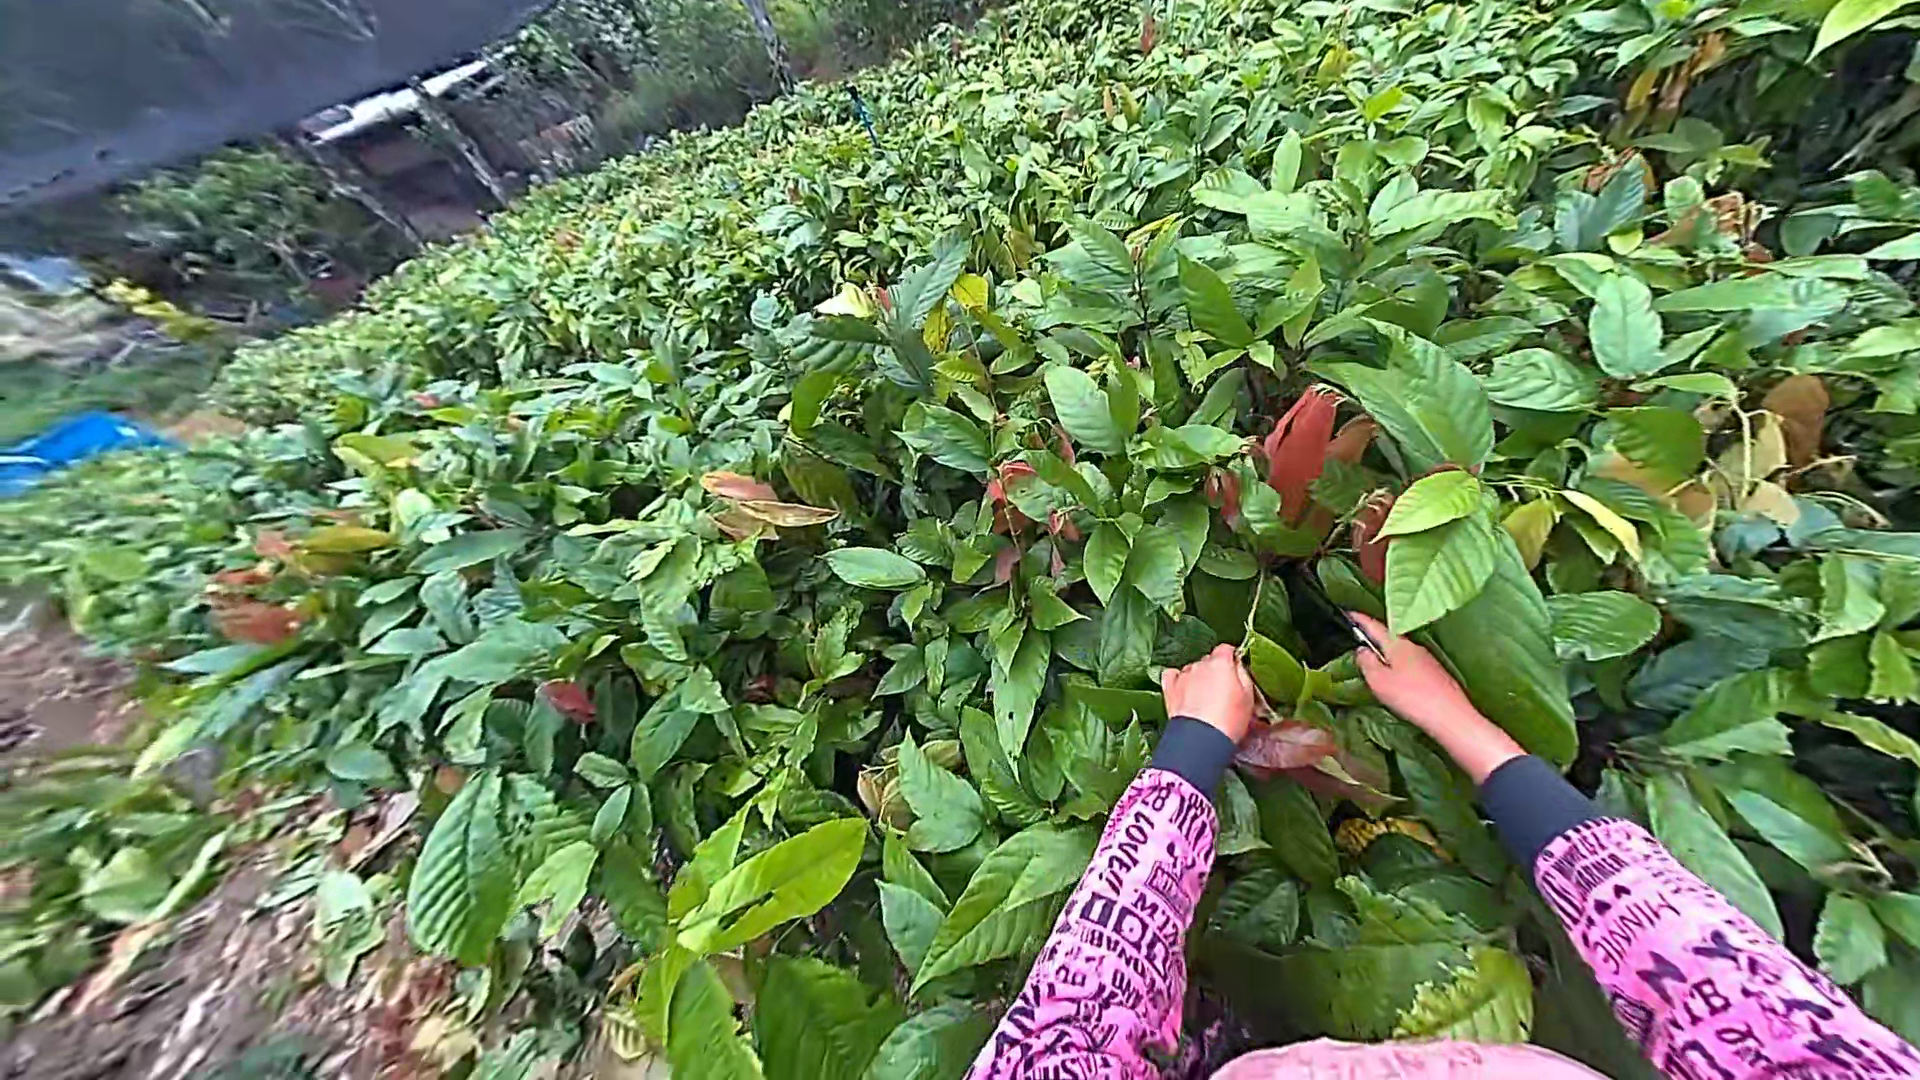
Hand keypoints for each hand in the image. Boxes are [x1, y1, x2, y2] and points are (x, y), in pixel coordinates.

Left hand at [1160, 644, 1256, 743]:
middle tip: (1223, 690)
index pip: (1225, 649)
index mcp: (1220, 664)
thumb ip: (1243, 675)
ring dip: (1198, 678)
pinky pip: (1172, 676)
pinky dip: (1178, 680)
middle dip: (1216, 671)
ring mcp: (1182, 675)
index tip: (1235, 667)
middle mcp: (1199, 665)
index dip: (1231, 657)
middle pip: (1208, 661)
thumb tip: (1237, 665)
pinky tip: (1183, 689)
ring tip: (1204, 698)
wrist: (1202, 737)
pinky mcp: (1170, 687)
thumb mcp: (1248, 696)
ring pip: (1192, 670)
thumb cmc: (1229, 720)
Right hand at [1347, 612, 1522, 782]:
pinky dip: (1397, 665)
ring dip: (1385, 653)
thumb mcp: (1378, 680)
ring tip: (1372, 662)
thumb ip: (1366, 661)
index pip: (1374, 625)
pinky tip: (1394, 679)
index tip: (1347, 612)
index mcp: (1398, 644)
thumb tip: (1362, 650)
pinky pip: (1410, 663)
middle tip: (1355, 638)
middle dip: (1372, 636)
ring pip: (1400, 651)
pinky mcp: (1436, 674)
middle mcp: (1415, 647)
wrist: (1453, 719)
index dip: (1359, 618)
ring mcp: (1428, 660)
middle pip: (1389, 637)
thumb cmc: (1412, 697)